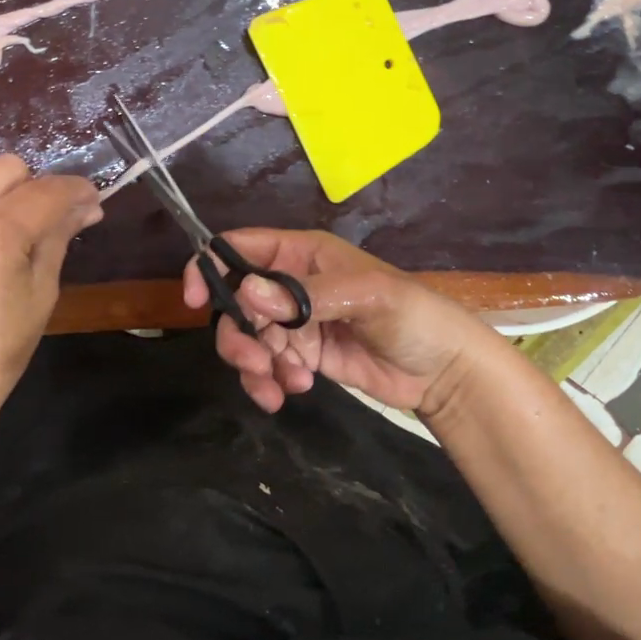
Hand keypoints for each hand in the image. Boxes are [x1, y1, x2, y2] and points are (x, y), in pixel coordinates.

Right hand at [182, 229, 500, 415]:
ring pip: (245, 339)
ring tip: (282, 384)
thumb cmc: (415, 316)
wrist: (444, 372)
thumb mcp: (367, 296)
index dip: (208, 267)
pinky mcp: (298, 356)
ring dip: (253, 364)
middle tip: (255, 362)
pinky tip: (294, 390)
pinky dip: (269, 382)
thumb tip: (247, 293)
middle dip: (237, 335)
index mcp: (300, 255)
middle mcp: (288, 285)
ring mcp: (291, 323)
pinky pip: (264, 366)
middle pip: (233, 302)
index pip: (237, 249)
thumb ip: (306, 295)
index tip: (196, 300)